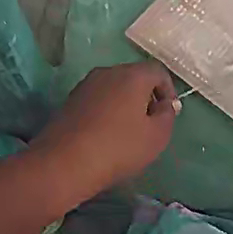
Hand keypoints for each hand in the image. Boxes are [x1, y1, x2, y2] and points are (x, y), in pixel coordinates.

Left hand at [29, 62, 178, 197]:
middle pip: (134, 77)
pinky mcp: (70, 100)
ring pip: (114, 87)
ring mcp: (85, 85)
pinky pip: (97, 98)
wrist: (64, 162)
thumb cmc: (118, 148)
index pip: (157, 71)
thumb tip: (164, 104)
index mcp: (131, 75)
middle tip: (150, 123)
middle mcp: (107, 72)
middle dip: (146, 96)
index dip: (168, 90)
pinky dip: (107, 110)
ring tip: (128, 132)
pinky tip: (105, 134)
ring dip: (125, 103)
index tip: (168, 114)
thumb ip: (167, 115)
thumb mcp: (156, 136)